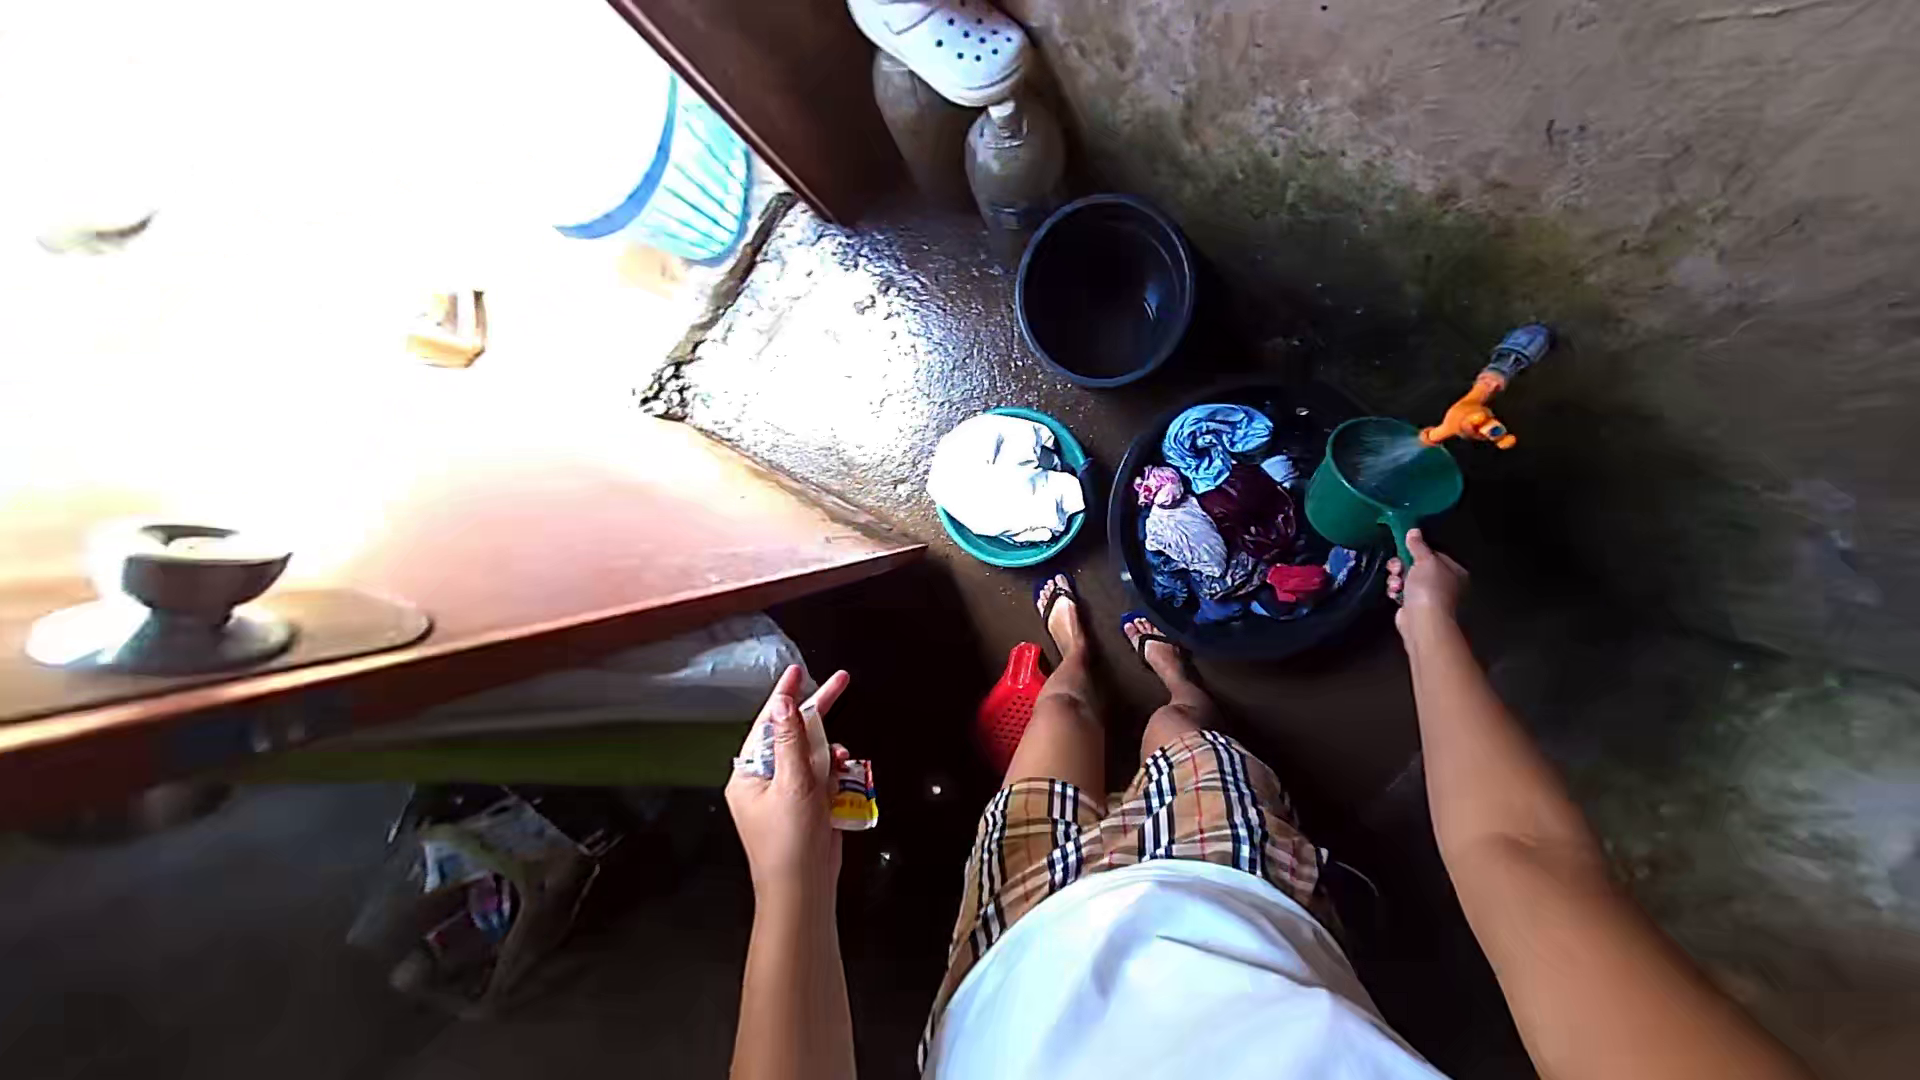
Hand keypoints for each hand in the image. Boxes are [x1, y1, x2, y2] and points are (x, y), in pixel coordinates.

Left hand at [726, 665, 851, 901]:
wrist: (804, 890)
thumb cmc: (790, 842)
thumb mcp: (793, 784)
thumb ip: (792, 740)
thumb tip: (785, 704)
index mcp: (750, 775)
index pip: (768, 724)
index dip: (785, 695)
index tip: (798, 671)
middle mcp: (766, 780)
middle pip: (794, 735)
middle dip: (818, 715)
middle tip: (840, 682)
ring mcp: (788, 793)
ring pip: (814, 756)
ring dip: (831, 755)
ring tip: (842, 761)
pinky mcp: (808, 805)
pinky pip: (824, 777)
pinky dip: (836, 775)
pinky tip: (844, 780)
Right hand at [1387, 528, 1468, 631]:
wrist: (1423, 618)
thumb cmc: (1429, 587)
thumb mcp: (1424, 561)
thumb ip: (1418, 545)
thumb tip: (1413, 530)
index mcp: (1453, 570)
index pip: (1432, 553)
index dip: (1415, 551)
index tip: (1403, 552)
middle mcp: (1443, 581)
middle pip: (1415, 565)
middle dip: (1401, 566)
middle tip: (1396, 569)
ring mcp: (1429, 594)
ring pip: (1405, 577)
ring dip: (1396, 579)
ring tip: (1396, 585)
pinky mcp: (1414, 603)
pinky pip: (1401, 590)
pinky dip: (1396, 591)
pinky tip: (1395, 594)